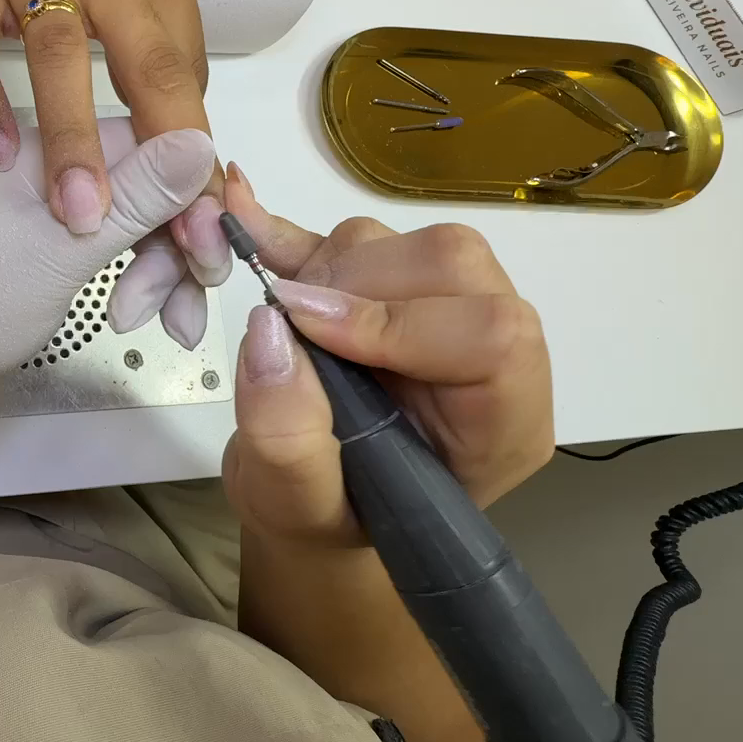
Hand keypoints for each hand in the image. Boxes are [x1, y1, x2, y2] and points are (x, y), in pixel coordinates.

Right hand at [0, 0, 228, 349]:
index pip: (188, 72)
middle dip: (158, 164)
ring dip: (71, 141)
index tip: (208, 228)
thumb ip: (162, 30)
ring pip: (58, 57)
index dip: (198, 154)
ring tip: (79, 216)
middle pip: (144, 66)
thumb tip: (178, 117)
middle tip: (168, 247)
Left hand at [0, 119, 213, 431]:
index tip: (208, 252)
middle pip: (157, 188)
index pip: (153, 145)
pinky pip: (123, 246)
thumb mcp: (61, 253)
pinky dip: (144, 282)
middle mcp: (62, 163)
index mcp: (52, 147)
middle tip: (189, 301)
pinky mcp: (65, 236)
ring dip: (166, 274)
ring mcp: (64, 201)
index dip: (194, 196)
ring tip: (164, 326)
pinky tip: (144, 319)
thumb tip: (204, 136)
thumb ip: (135, 199)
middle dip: (181, 246)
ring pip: (147, 222)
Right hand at [218, 164, 554, 545]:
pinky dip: (285, 231)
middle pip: (453, 263)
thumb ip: (287, 437)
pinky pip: (340, 238)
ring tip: (278, 313)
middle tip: (286, 318)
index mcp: (498, 420)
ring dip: (323, 265)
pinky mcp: (372, 286)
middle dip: (354, 280)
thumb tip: (270, 328)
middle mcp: (481, 350)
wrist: (311, 502)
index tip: (300, 326)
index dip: (393, 319)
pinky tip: (244, 223)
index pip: (491, 335)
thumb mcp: (295, 504)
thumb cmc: (319, 518)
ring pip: (399, 240)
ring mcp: (428, 308)